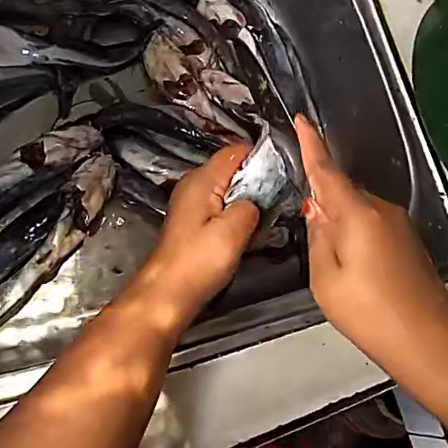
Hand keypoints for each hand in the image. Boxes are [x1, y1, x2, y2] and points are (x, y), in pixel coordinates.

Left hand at [129, 143, 259, 320]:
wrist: (167, 296)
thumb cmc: (195, 265)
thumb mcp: (232, 232)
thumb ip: (250, 206)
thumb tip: (257, 200)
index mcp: (201, 181)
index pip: (235, 151)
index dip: (260, 158)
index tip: (281, 172)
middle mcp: (194, 186)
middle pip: (233, 170)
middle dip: (257, 182)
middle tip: (276, 201)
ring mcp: (193, 204)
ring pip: (230, 191)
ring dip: (248, 203)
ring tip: (263, 221)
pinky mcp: (195, 222)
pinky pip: (222, 209)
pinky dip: (237, 217)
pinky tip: (246, 235)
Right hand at [294, 115, 447, 354]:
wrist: (426, 339)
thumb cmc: (374, 314)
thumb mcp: (325, 278)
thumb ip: (318, 237)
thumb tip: (316, 212)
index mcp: (358, 214)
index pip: (328, 169)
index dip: (312, 144)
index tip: (303, 122)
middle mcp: (383, 211)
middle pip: (343, 192)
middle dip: (322, 199)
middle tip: (308, 226)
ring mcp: (399, 225)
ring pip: (358, 211)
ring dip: (341, 224)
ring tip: (333, 264)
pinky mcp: (408, 241)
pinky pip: (373, 225)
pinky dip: (357, 236)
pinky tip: (353, 268)